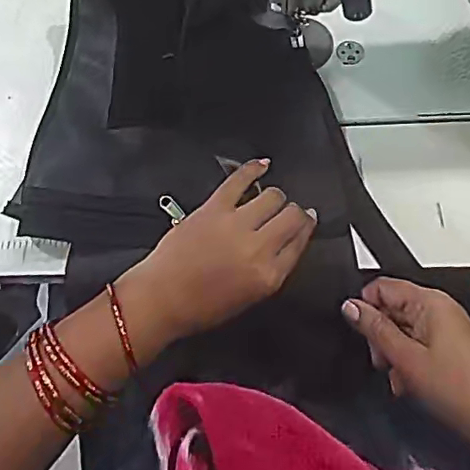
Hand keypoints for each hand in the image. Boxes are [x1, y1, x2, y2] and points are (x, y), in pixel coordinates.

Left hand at [117, 159, 315, 351]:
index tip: (308, 220)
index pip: (299, 243)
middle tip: (291, 211)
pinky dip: (253, 169)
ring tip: (271, 198)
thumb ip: (269, 270)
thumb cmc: (199, 305)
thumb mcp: (248, 297)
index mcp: (268, 276)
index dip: (305, 228)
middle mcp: (257, 248)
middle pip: (291, 218)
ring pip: (272, 197)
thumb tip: (280, 245)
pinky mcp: (213, 208)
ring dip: (275, 196)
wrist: (161, 298)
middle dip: (295, 212)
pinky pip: (239, 181)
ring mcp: (235, 225)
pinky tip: (262, 164)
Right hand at [341, 278, 469, 449]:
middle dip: (380, 336)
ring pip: (401, 329)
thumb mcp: (405, 359)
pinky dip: (409, 362)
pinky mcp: (450, 347)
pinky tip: (412, 382)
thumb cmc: (463, 393)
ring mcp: (447, 328)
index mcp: (431, 302)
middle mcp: (440, 309)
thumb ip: (374, 329)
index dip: (366, 309)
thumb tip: (350, 307)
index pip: (381, 287)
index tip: (363, 334)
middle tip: (385, 361)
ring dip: (393, 354)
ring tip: (402, 377)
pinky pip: (416, 344)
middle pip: (390, 308)